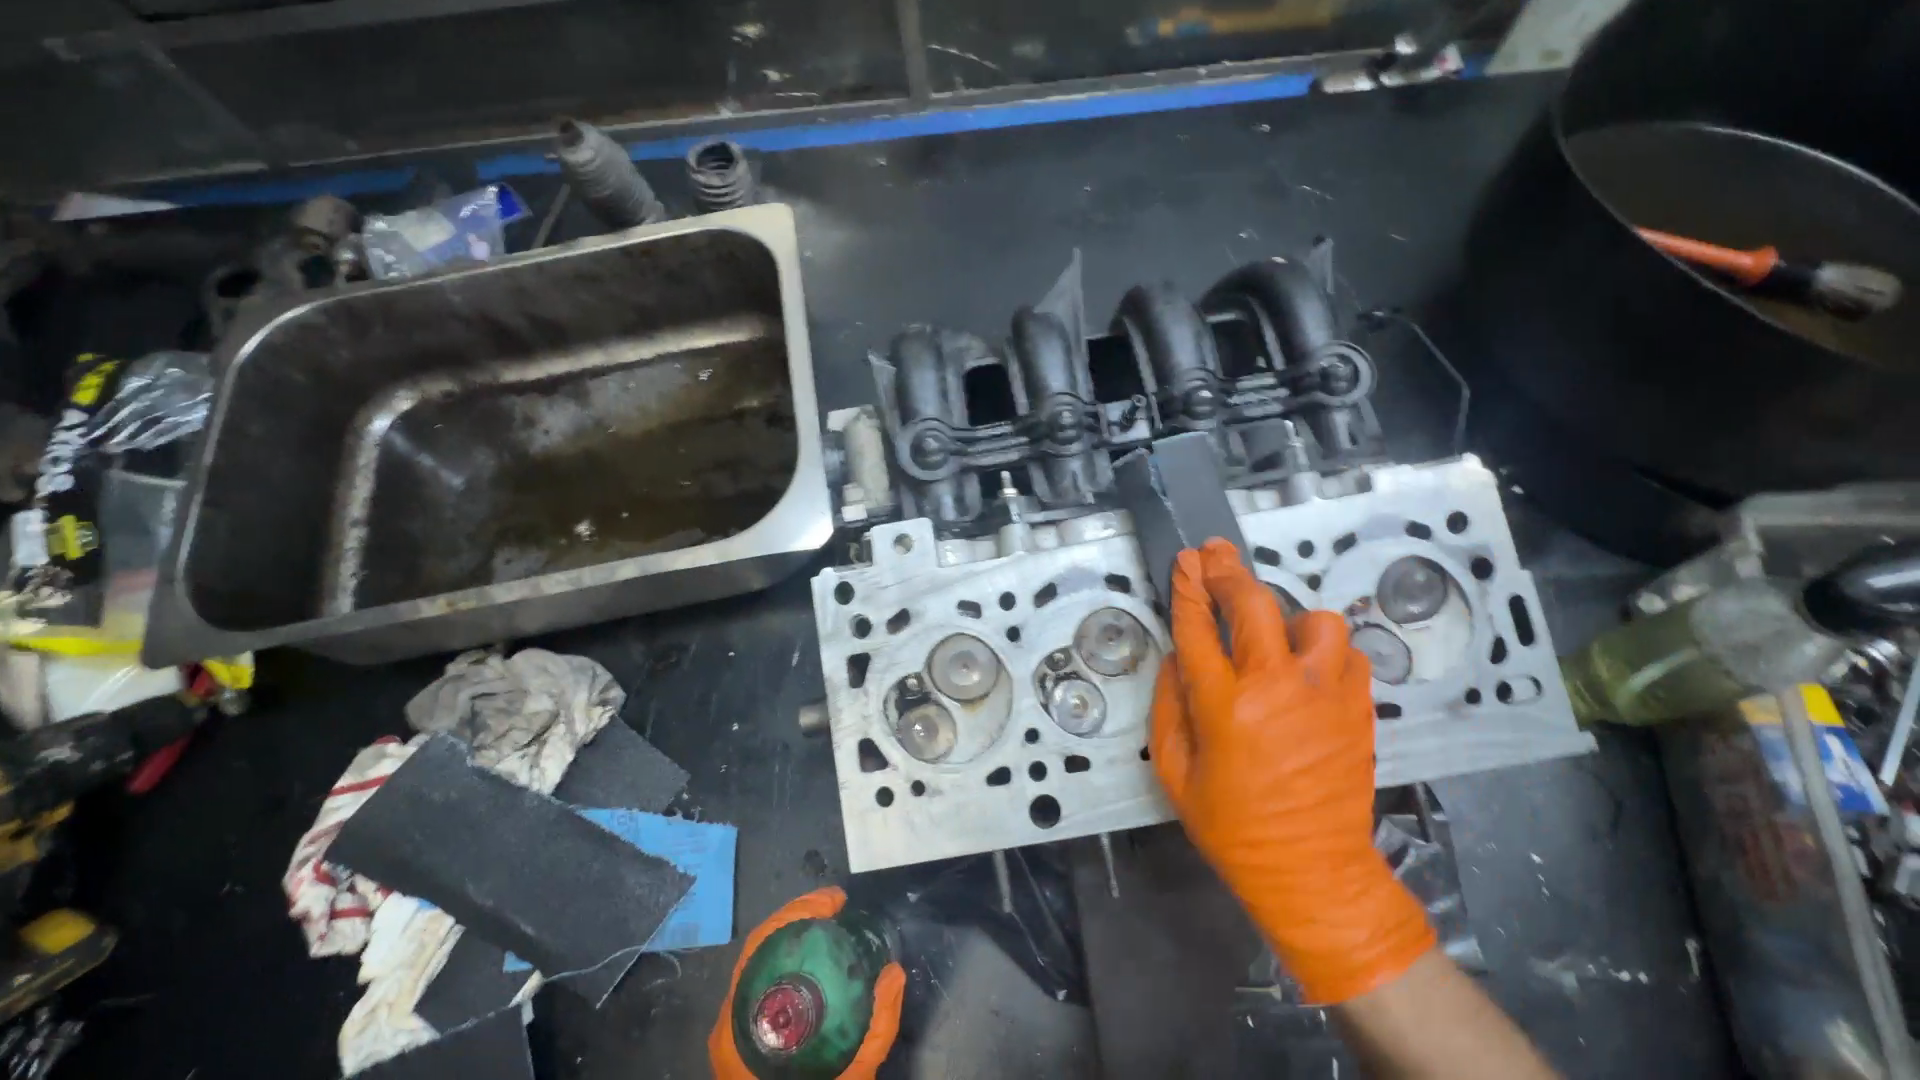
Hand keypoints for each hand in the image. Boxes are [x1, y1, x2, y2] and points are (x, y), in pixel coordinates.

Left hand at [708, 886, 906, 1079]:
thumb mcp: (853, 1075)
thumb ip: (876, 1030)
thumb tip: (894, 974)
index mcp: (742, 1027)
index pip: (763, 945)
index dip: (797, 911)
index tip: (835, 899)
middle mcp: (729, 1023)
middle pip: (759, 951)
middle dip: (798, 920)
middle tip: (837, 908)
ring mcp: (731, 1032)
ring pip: (758, 968)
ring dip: (792, 941)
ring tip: (830, 927)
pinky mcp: (737, 1042)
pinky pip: (762, 990)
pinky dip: (788, 968)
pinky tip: (817, 966)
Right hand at [1150, 538, 1434, 1003]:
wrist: (1310, 866)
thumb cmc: (1231, 825)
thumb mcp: (1175, 772)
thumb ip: (1169, 707)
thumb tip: (1178, 660)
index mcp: (1223, 705)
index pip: (1197, 627)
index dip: (1188, 587)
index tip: (1186, 561)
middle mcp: (1276, 687)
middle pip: (1252, 604)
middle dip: (1228, 570)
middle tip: (1215, 554)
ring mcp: (1325, 693)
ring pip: (1315, 620)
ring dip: (1288, 615)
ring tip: (1273, 631)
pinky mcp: (1358, 707)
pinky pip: (1346, 653)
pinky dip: (1324, 649)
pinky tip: (1307, 665)